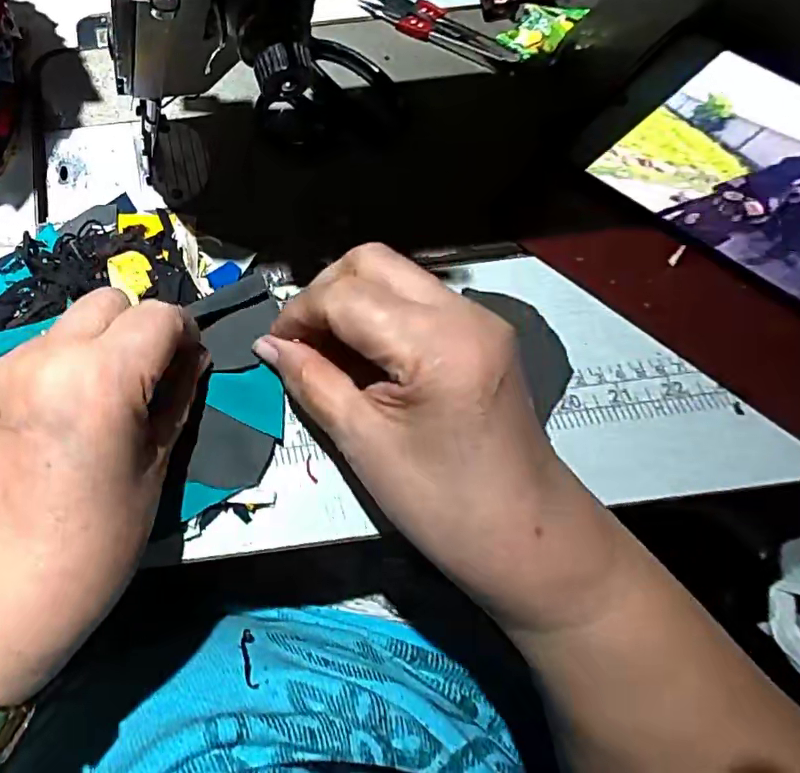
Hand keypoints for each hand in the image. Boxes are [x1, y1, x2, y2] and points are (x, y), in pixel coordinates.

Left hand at [0, 289, 205, 704]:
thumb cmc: (93, 545)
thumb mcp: (156, 468)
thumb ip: (178, 396)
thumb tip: (192, 357)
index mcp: (99, 378)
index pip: (158, 315)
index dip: (182, 333)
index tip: (185, 362)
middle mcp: (47, 357)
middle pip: (109, 301)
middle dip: (137, 328)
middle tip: (142, 378)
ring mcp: (5, 367)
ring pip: (70, 323)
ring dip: (95, 344)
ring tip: (95, 399)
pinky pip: (35, 351)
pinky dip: (58, 365)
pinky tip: (56, 415)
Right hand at [254, 244, 623, 635]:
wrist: (530, 538)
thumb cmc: (444, 505)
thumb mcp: (364, 442)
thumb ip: (311, 380)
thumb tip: (270, 345)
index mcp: (437, 342)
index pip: (346, 294)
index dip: (299, 313)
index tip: (275, 346)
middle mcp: (463, 312)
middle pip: (372, 261)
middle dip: (324, 292)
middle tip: (300, 340)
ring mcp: (478, 317)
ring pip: (395, 273)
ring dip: (351, 298)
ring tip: (326, 347)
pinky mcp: (482, 331)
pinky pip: (416, 298)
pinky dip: (379, 312)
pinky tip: (363, 353)